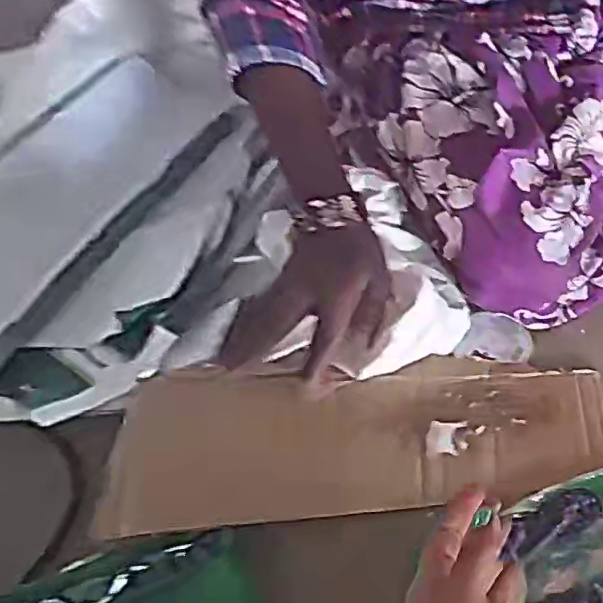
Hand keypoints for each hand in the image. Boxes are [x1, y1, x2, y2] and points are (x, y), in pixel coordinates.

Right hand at [218, 223, 394, 390]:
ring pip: (262, 316)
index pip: (325, 337)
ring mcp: (287, 286)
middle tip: (229, 370)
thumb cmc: (363, 253)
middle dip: (253, 350)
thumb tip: (366, 346)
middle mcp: (305, 296)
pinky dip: (247, 321)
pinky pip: (262, 305)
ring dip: (242, 337)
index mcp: (335, 299)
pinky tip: (236, 332)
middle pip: (276, 328)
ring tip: (222, 358)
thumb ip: (373, 315)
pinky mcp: (280, 279)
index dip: (316, 362)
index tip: (305, 385)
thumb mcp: (380, 283)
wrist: (335, 217)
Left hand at [392, 487, 523, 602]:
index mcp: (433, 592)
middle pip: (465, 556)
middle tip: (504, 502)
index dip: (461, 514)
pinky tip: (523, 569)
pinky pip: (504, 601)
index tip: (482, 489)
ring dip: (499, 552)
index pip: (445, 541)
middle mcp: (451, 601)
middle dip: (480, 528)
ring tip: (519, 527)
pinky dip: (513, 582)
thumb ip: (476, 566)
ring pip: (487, 576)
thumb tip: (495, 525)